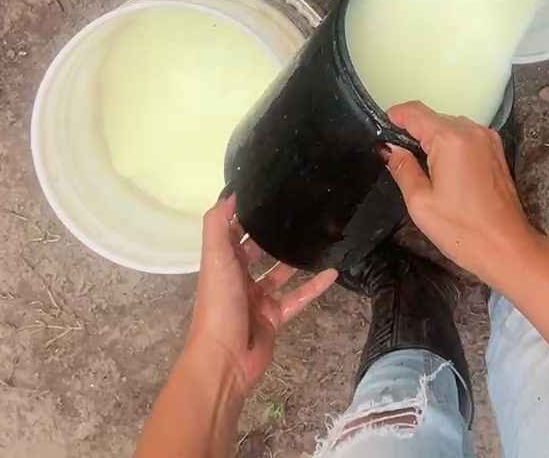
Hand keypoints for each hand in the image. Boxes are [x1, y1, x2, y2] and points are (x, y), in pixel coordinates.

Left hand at [183, 196, 336, 393]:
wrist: (224, 358)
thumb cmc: (219, 302)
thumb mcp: (215, 256)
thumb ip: (219, 222)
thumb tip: (232, 190)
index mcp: (223, 262)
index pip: (235, 230)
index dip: (248, 212)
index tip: (270, 189)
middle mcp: (239, 278)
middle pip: (257, 250)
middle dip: (273, 233)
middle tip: (301, 210)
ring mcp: (257, 299)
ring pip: (280, 273)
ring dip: (295, 258)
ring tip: (319, 236)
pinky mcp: (274, 318)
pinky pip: (297, 297)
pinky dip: (314, 286)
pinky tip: (332, 272)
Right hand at [383, 101, 541, 287]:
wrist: (507, 247)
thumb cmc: (463, 230)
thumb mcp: (421, 202)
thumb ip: (402, 168)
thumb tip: (388, 148)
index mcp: (450, 139)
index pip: (415, 111)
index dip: (395, 116)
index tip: (381, 128)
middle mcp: (471, 130)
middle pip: (433, 118)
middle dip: (413, 132)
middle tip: (397, 158)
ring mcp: (487, 138)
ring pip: (450, 126)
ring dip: (433, 139)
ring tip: (422, 169)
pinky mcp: (496, 150)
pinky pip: (465, 136)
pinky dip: (451, 145)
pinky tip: (445, 171)